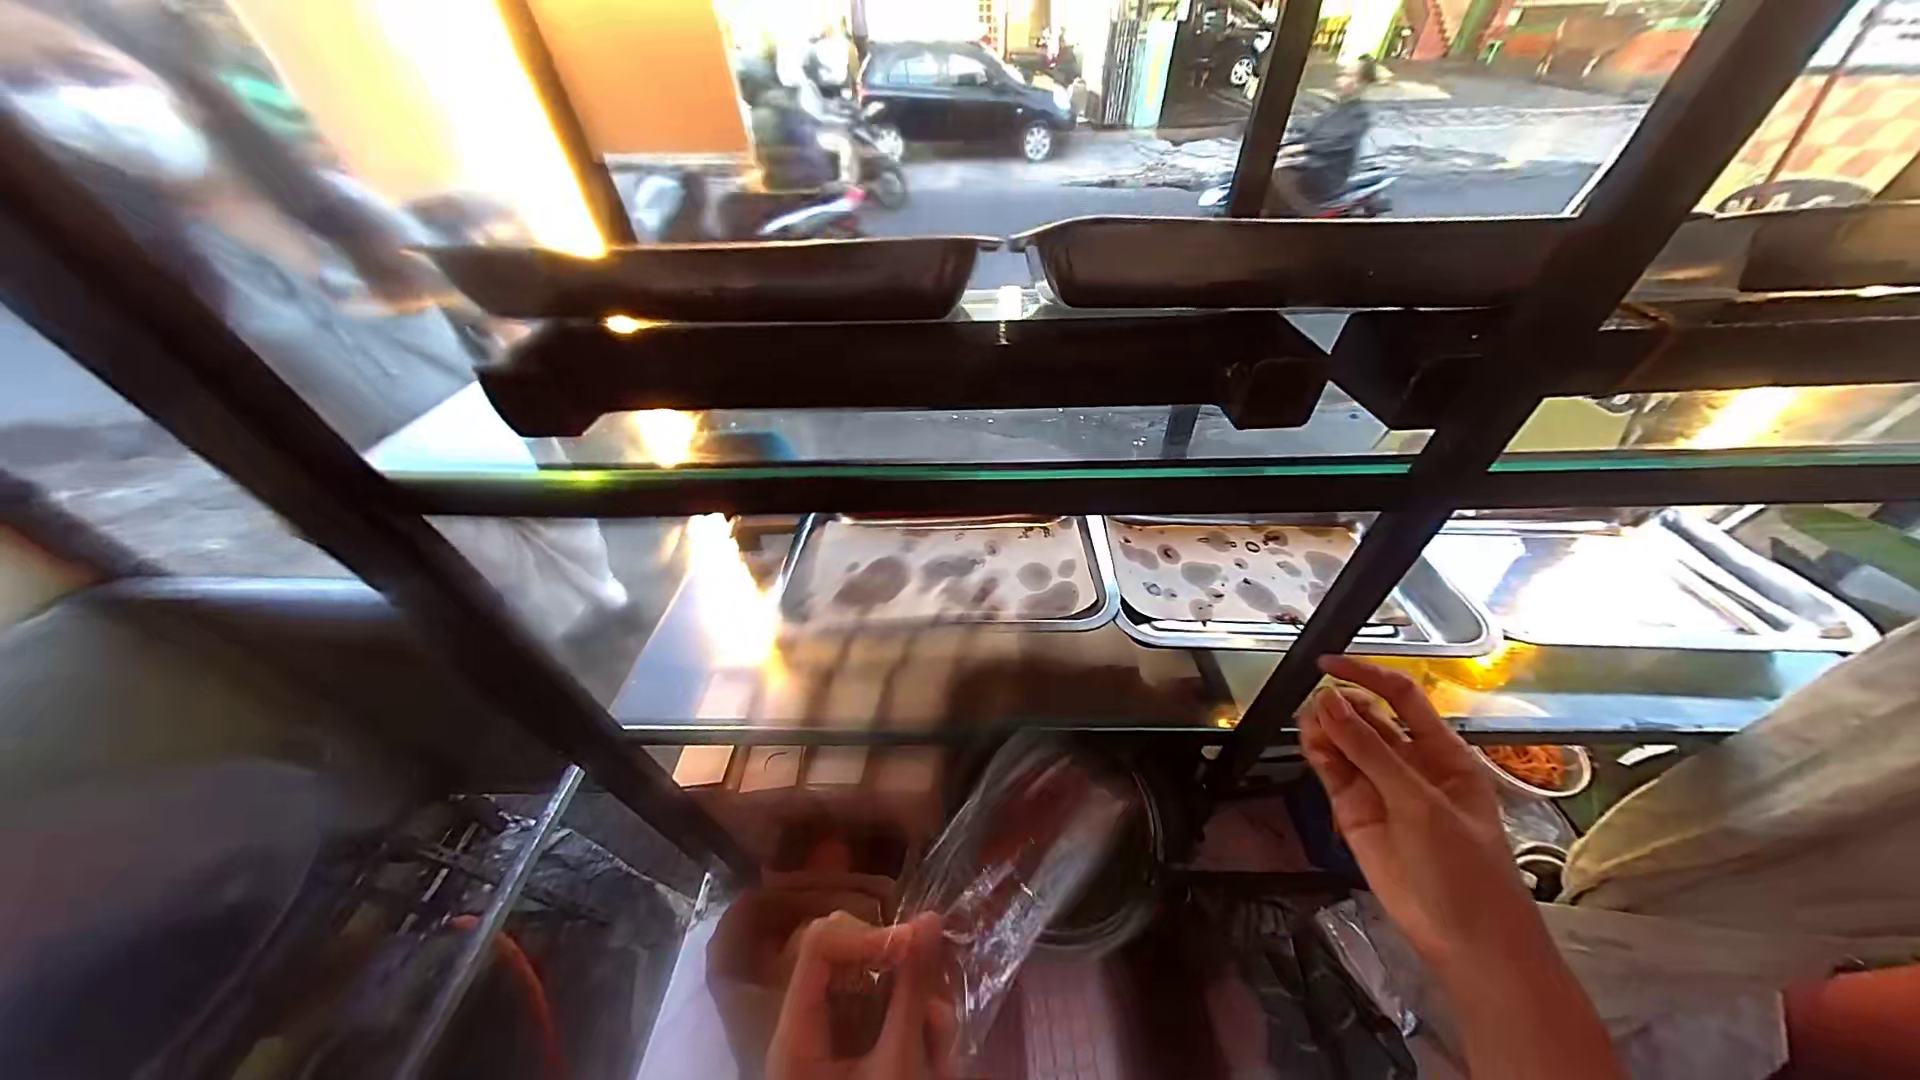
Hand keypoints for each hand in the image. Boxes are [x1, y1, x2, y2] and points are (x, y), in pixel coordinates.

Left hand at [767, 911, 954, 1079]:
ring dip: (916, 1005)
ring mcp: (830, 1042)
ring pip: (874, 985)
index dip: (869, 935)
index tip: (916, 945)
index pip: (821, 944)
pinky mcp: (854, 1055)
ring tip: (941, 1048)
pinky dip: (917, 1027)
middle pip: (848, 957)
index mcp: (795, 1034)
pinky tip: (937, 1055)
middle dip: (899, 973)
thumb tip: (930, 918)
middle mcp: (806, 1028)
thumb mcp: (899, 1069)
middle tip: (935, 995)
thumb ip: (913, 990)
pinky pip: (885, 1014)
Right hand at [1300, 655, 1625, 1079]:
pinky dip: (1317, 752)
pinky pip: (1330, 768)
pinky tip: (1308, 742)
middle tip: (1316, 705)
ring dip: (1324, 727)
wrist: (1466, 941)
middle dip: (1340, 705)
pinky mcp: (1352, 808)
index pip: (1401, 698)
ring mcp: (1377, 785)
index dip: (1366, 675)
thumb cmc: (1464, 868)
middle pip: (1367, 717)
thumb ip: (1370, 751)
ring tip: (1309, 724)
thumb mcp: (1420, 803)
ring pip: (1343, 741)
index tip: (1328, 662)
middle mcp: (1407, 762)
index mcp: (1442, 754)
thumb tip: (1327, 701)